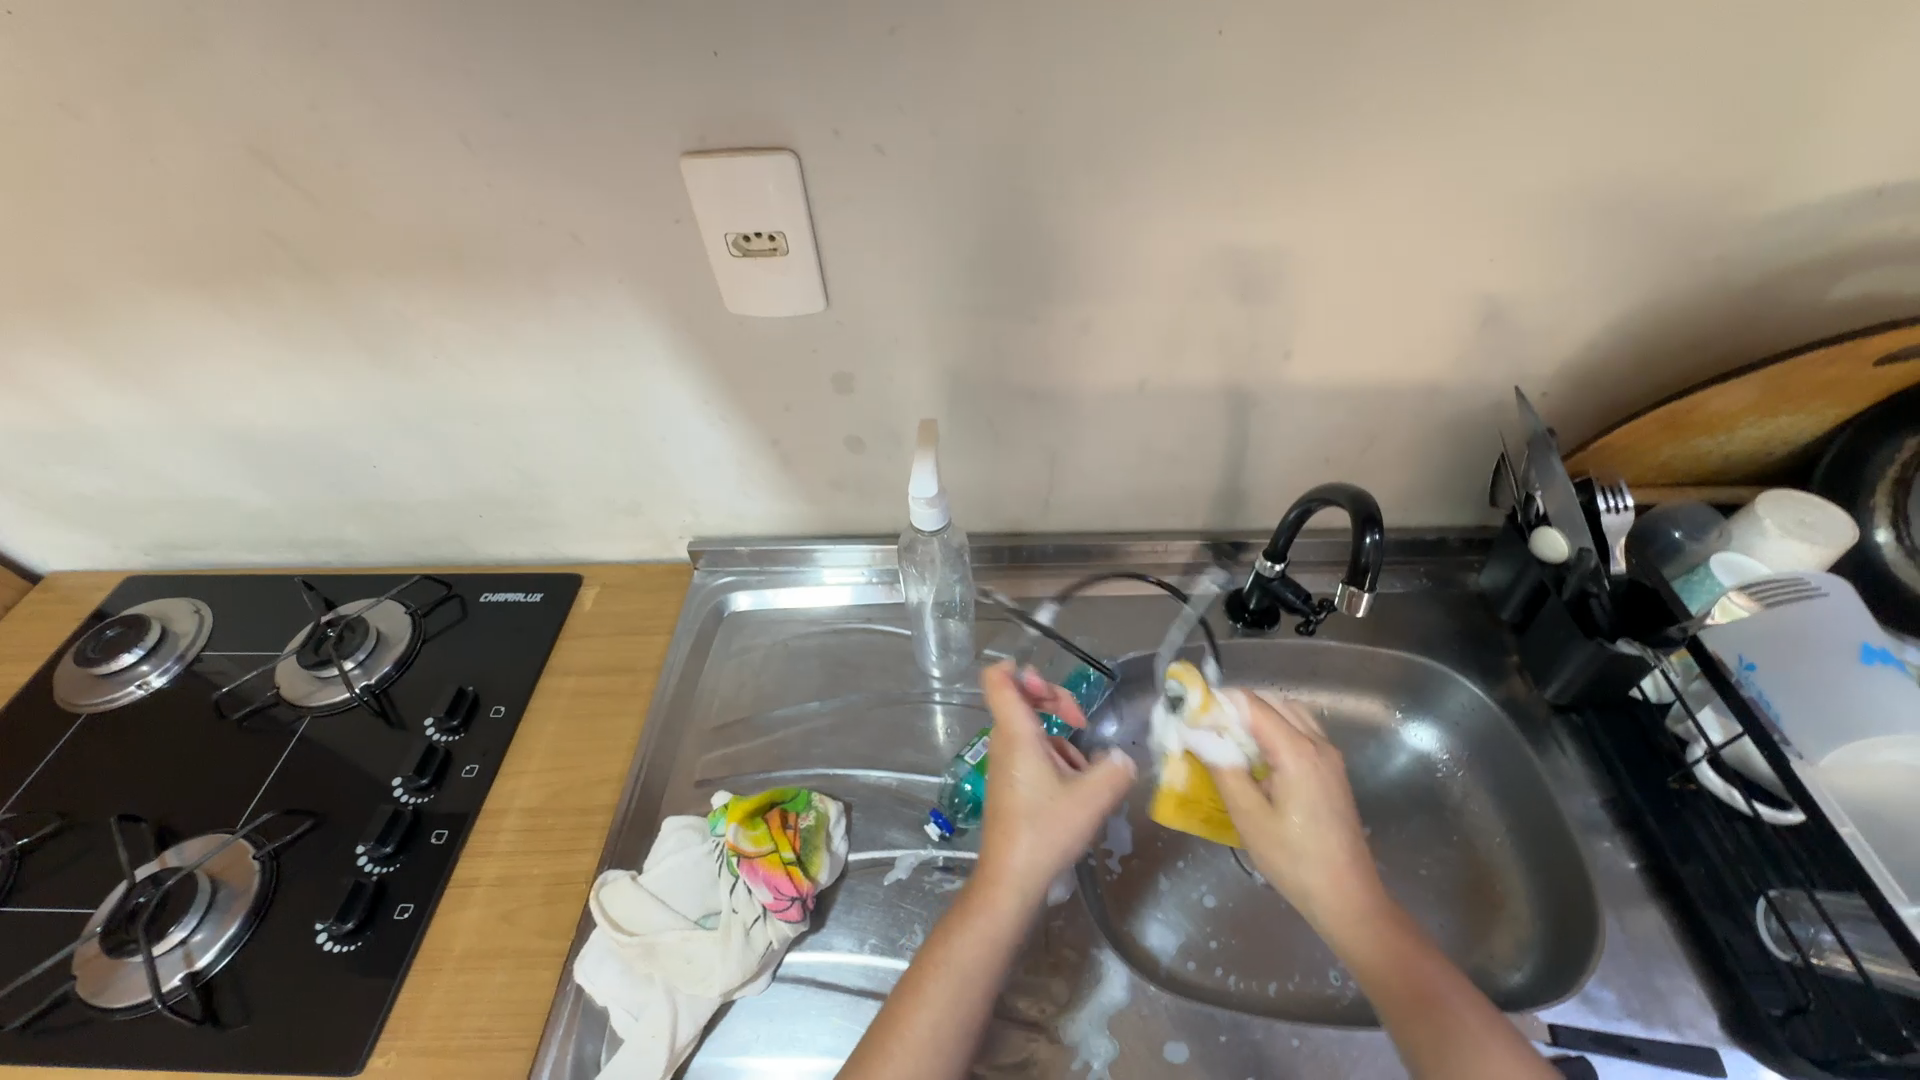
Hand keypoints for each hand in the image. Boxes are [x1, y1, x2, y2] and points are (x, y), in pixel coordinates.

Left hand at [973, 662, 1135, 906]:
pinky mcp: (1009, 786)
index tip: (1049, 683)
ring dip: (1061, 740)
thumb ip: (1115, 769)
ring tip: (1084, 772)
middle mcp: (1004, 742)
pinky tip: (1075, 791)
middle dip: (1055, 702)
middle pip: (1021, 699)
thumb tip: (1121, 759)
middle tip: (1081, 721)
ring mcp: (1004, 765)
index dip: (1019, 669)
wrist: (1013, 878)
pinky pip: (1032, 756)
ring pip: (1032, 732)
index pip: (998, 680)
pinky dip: (1054, 762)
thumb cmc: (1046, 830)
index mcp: (1017, 733)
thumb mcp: (1093, 797)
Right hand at [1207, 689, 1386, 932]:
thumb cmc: (1294, 860)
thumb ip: (1222, 767)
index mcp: (1297, 751)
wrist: (1347, 896)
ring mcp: (1329, 756)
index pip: (1252, 704)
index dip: (1217, 704)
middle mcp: (1318, 744)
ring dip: (1257, 715)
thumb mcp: (1248, 816)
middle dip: (1236, 706)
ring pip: (1290, 713)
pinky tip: (1256, 756)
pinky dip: (1275, 729)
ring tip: (1227, 738)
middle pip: (1272, 701)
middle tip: (1204, 726)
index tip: (1189, 716)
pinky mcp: (1332, 770)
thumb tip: (1194, 732)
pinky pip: (1301, 731)